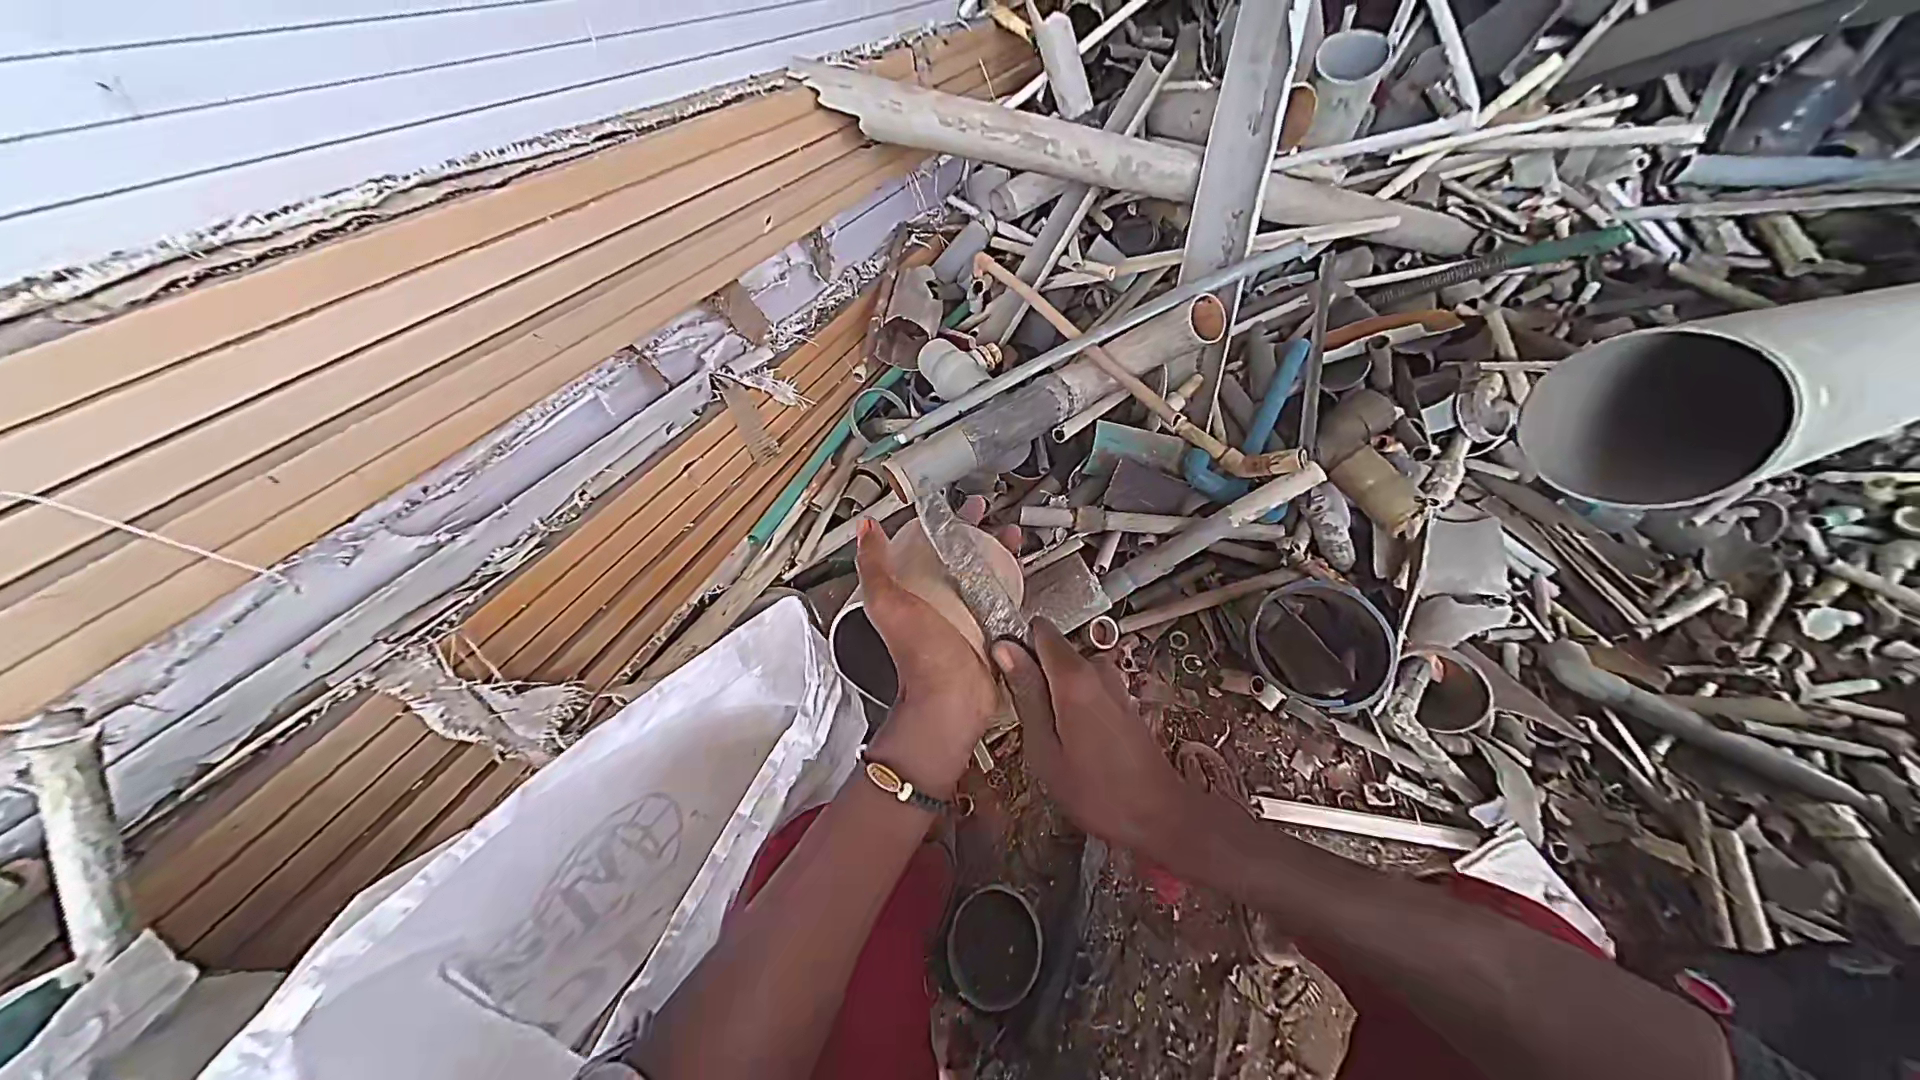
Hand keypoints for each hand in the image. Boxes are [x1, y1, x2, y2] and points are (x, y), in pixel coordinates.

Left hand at [854, 516, 998, 796]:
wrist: (952, 698)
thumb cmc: (919, 657)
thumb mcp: (887, 602)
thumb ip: (873, 565)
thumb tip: (865, 531)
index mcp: (913, 590)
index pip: (928, 544)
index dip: (941, 521)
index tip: (954, 505)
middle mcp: (940, 599)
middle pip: (960, 554)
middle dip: (974, 531)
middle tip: (986, 514)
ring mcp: (967, 612)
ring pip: (984, 571)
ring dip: (996, 550)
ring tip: (1009, 533)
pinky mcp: (990, 626)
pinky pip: (1003, 595)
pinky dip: (1012, 578)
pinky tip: (1020, 566)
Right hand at [992, 619, 1194, 854]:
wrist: (1159, 816)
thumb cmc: (1094, 790)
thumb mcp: (1044, 747)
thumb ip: (1026, 692)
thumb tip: (1004, 647)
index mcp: (1074, 675)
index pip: (1039, 629)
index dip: (1018, 644)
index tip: (1006, 675)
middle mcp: (1098, 668)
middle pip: (1054, 651)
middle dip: (1035, 674)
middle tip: (1028, 719)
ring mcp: (1115, 682)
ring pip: (1069, 671)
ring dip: (1055, 693)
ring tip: (1050, 735)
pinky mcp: (1124, 698)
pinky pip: (1087, 686)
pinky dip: (1074, 703)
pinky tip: (1075, 740)